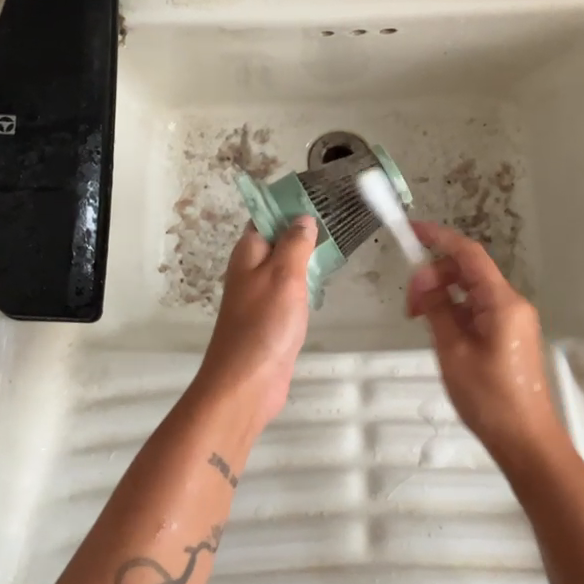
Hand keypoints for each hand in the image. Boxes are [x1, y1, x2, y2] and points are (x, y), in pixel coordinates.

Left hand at [196, 217, 317, 426]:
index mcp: (248, 254)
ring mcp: (260, 298)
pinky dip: (305, 287)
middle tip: (336, 224)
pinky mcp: (271, 321)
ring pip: (285, 269)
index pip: (265, 219)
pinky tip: (323, 287)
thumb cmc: (264, 324)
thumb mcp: (284, 275)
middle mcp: (251, 271)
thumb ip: (294, 244)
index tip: (318, 200)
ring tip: (336, 249)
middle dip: (302, 234)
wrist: (247, 383)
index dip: (288, 209)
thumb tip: (302, 219)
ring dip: (306, 261)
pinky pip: (290, 294)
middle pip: (276, 243)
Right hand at [406, 221, 561, 465]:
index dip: (438, 238)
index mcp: (501, 302)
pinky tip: (439, 332)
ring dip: (442, 295)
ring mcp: (512, 319)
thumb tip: (423, 280)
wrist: (526, 441)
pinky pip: (477, 309)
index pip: (468, 254)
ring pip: (470, 290)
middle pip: (467, 270)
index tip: (410, 231)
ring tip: (420, 321)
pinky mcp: (509, 335)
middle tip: (409, 307)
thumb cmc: (489, 398)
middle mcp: (511, 303)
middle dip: (434, 276)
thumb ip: (437, 309)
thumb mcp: (453, 351)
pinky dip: (454, 310)